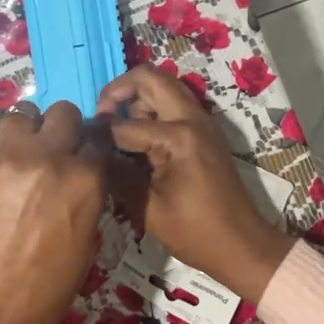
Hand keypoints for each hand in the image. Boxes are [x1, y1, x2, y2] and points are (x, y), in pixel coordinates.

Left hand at [0, 100, 106, 323]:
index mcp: (85, 179)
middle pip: (64, 113)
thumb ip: (86, 193)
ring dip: (30, 132)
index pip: (97, 142)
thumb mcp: (86, 236)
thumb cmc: (49, 284)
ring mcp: (10, 157)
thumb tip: (81, 174)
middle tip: (56, 153)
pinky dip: (5, 157)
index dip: (91, 152)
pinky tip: (2, 183)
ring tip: (25, 157)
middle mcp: (49, 157)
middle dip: (64, 130)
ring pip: (24, 115)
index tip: (85, 162)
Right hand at [99, 67, 293, 302]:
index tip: (81, 144)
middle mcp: (192, 118)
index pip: (126, 124)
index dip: (99, 133)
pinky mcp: (205, 131)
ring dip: (138, 97)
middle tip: (101, 116)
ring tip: (118, 129)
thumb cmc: (194, 231)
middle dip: (119, 90)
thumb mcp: (147, 207)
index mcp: (178, 136)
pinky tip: (138, 139)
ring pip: (164, 86)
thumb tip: (90, 152)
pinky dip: (152, 109)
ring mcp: (202, 122)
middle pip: (150, 78)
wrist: (241, 244)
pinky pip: (174, 104)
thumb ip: (116, 173)